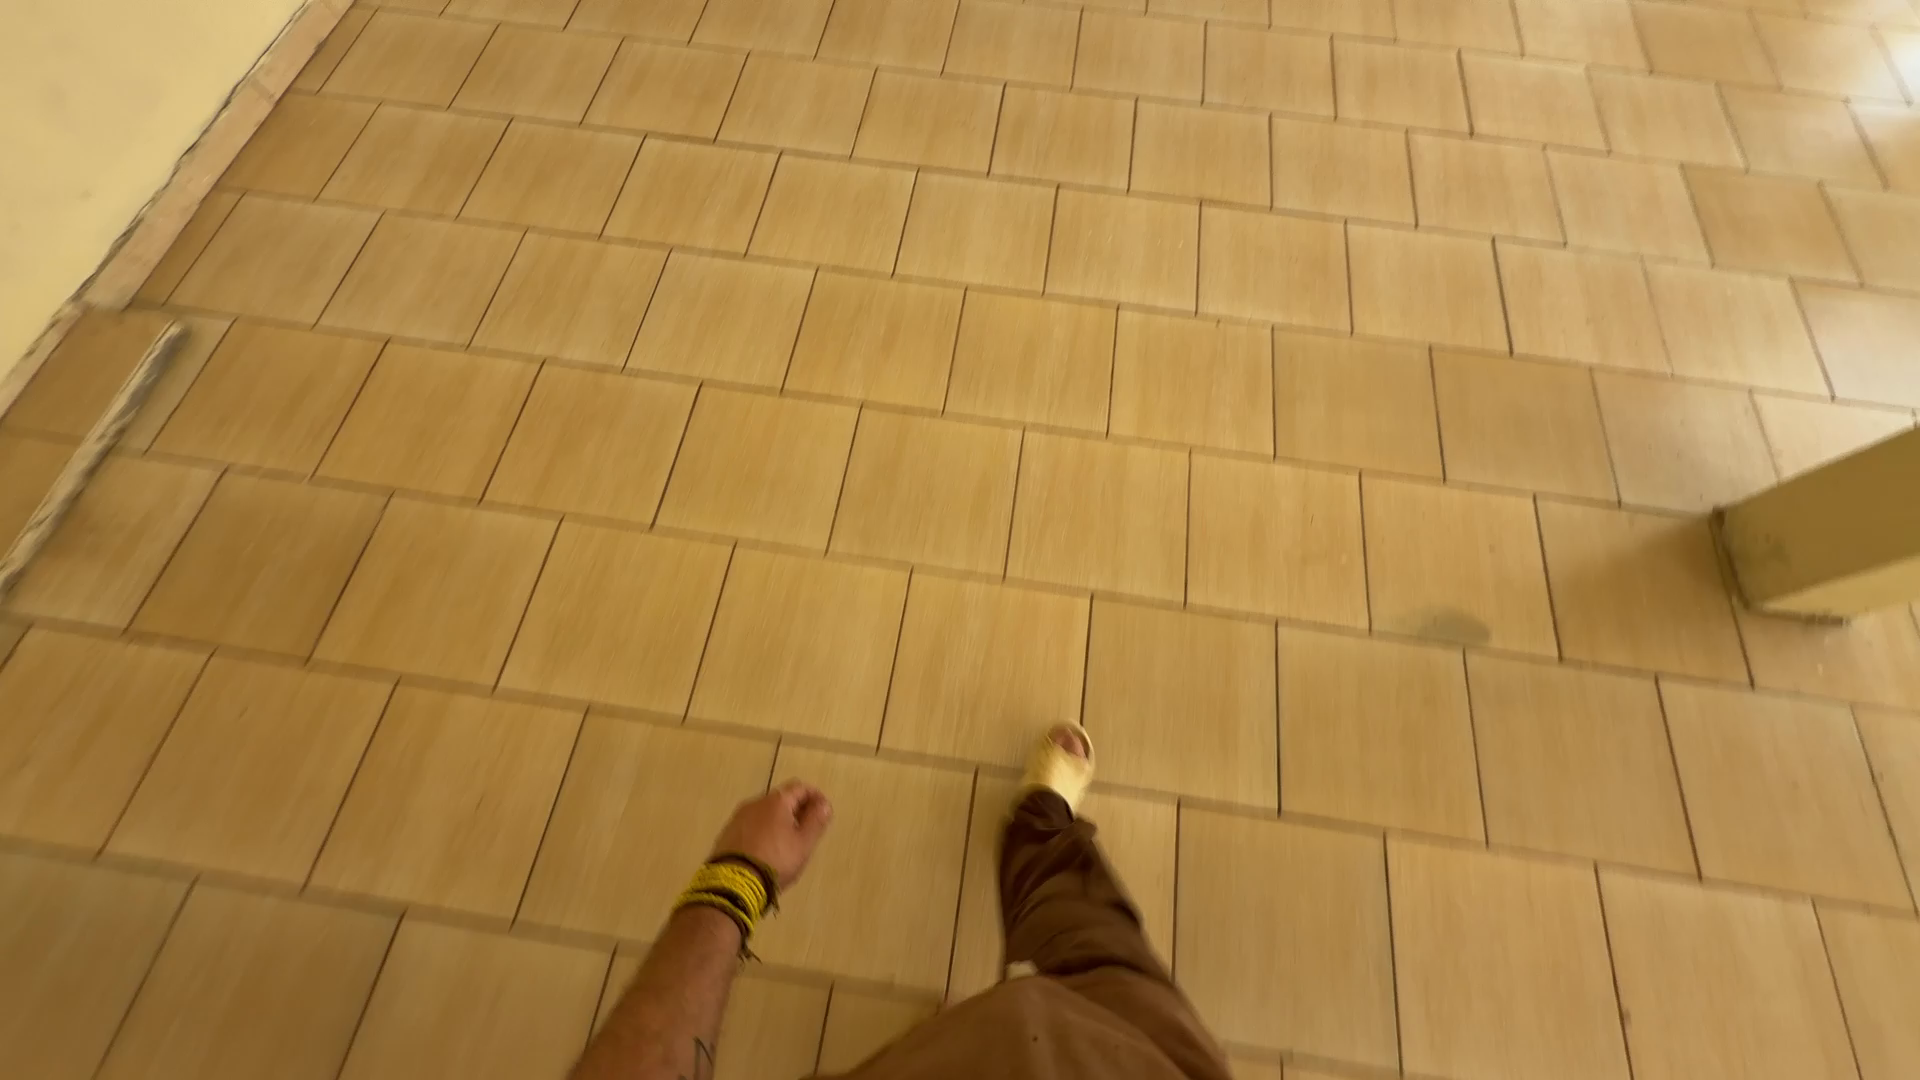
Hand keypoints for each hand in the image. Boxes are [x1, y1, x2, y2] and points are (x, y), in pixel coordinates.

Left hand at [711, 779, 833, 890]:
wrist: (733, 885)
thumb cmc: (776, 861)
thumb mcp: (803, 843)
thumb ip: (816, 820)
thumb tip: (824, 804)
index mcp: (777, 801)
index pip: (800, 787)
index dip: (815, 796)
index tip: (822, 813)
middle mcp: (755, 802)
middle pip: (781, 798)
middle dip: (796, 810)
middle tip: (806, 830)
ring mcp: (738, 818)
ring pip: (764, 812)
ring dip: (778, 821)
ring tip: (786, 843)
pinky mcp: (726, 834)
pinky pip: (750, 825)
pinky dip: (762, 831)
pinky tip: (765, 850)